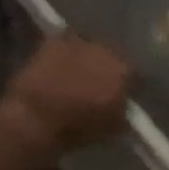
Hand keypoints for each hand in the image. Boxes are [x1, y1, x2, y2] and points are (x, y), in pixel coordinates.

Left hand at [0, 36, 130, 152]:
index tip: (119, 95)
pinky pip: (65, 42)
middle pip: (111, 56)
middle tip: (95, 83)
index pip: (133, 76)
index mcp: (124, 72)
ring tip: (74, 73)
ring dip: (85, 57)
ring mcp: (80, 41)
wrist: (35, 118)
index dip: (126, 86)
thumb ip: (123, 113)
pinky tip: (57, 63)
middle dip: (105, 68)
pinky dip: (64, 51)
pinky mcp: (56, 40)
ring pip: (89, 47)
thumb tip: (124, 107)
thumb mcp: (111, 129)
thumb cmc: (76, 128)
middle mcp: (107, 50)